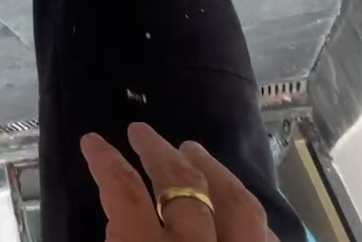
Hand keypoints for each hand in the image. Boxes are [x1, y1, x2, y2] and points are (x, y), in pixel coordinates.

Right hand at [79, 122, 278, 241]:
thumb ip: (118, 239)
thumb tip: (116, 225)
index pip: (125, 193)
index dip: (106, 162)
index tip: (92, 142)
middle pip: (185, 186)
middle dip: (159, 152)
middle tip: (141, 132)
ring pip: (241, 208)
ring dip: (215, 172)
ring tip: (194, 151)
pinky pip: (270, 241)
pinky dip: (252, 219)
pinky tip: (239, 212)